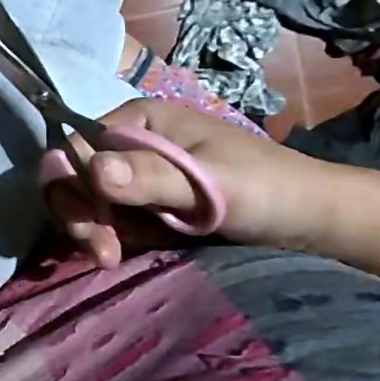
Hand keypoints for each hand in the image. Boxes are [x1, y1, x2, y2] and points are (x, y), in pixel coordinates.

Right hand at [47, 99, 322, 267]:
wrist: (306, 219)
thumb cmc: (264, 188)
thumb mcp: (209, 182)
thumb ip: (151, 176)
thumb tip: (94, 170)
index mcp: (139, 120)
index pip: (76, 149)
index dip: (73, 188)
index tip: (96, 231)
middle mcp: (130, 144)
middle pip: (75, 177)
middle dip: (81, 216)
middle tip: (104, 255)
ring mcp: (138, 177)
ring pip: (90, 204)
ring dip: (95, 232)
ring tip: (114, 260)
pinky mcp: (148, 206)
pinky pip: (112, 221)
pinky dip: (111, 239)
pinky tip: (123, 256)